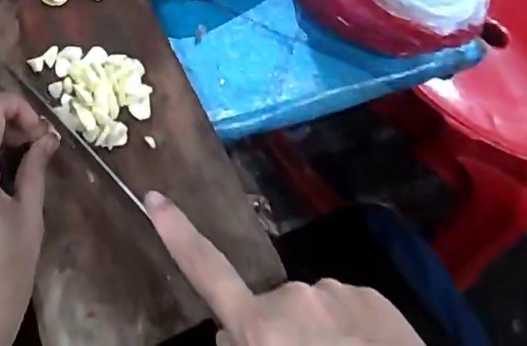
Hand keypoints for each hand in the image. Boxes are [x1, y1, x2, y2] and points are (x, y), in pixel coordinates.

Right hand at [146, 191, 424, 345]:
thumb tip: (226, 334)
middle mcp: (294, 296)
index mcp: (262, 329)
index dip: (177, 234)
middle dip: (272, 334)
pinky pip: (345, 308)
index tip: (154, 195)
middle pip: (267, 310)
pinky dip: (348, 331)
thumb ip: (244, 345)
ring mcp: (336, 291)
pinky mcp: (372, 294)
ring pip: (309, 310)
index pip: (208, 272)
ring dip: (314, 335)